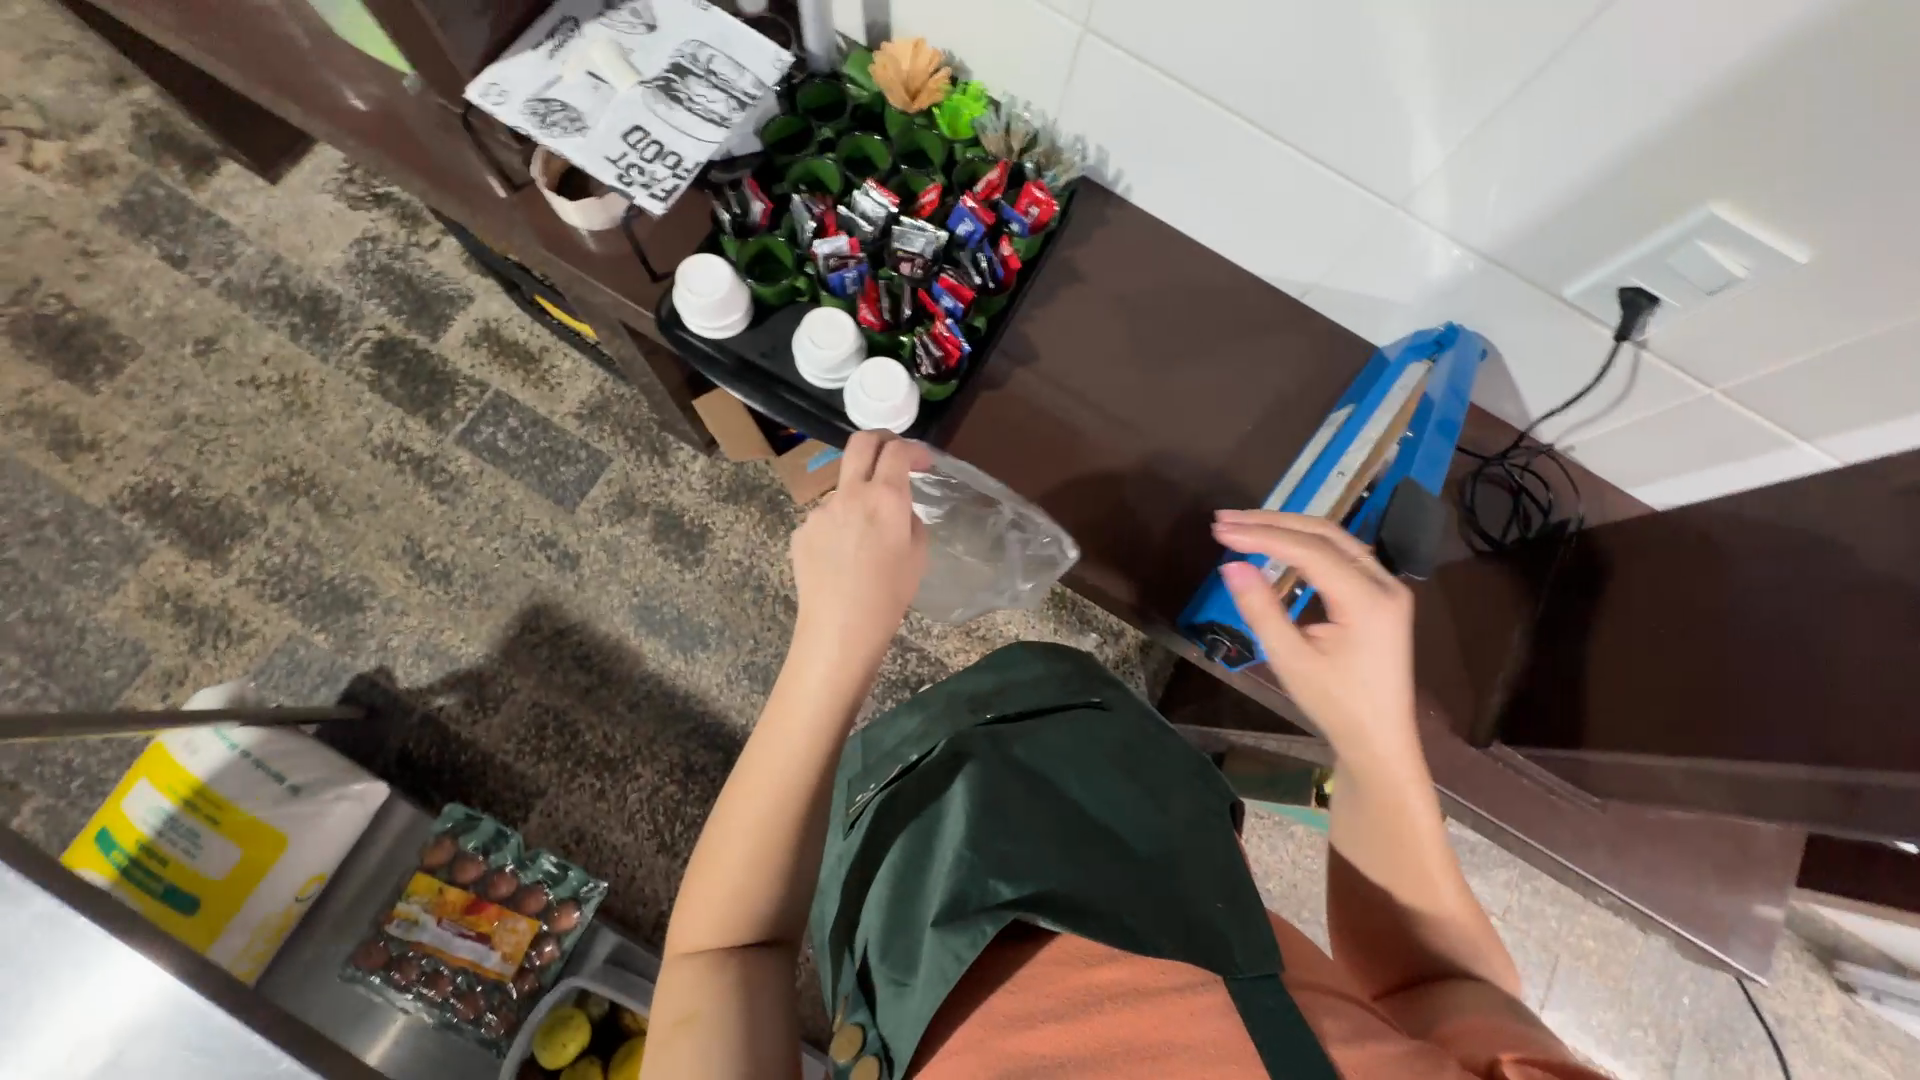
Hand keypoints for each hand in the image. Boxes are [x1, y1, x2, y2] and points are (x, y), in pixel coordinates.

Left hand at [790, 432, 929, 663]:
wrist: (840, 627)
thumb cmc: (889, 595)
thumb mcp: (918, 555)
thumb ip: (908, 518)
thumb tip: (896, 508)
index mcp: (886, 498)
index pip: (897, 451)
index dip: (913, 449)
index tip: (923, 461)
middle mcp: (850, 494)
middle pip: (861, 443)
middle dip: (881, 439)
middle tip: (892, 453)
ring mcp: (821, 510)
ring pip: (843, 489)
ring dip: (858, 498)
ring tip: (865, 539)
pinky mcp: (802, 529)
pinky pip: (826, 518)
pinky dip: (838, 527)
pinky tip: (842, 558)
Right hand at [1210, 510, 1416, 755]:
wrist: (1379, 739)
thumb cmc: (1335, 705)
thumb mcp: (1290, 659)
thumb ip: (1261, 609)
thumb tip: (1230, 566)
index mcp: (1368, 600)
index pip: (1309, 550)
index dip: (1261, 536)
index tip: (1220, 530)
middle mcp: (1384, 583)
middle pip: (1324, 534)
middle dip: (1271, 523)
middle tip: (1224, 519)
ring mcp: (1386, 587)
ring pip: (1333, 540)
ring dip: (1287, 529)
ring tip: (1243, 525)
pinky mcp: (1379, 595)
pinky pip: (1340, 555)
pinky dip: (1304, 544)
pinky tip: (1275, 544)